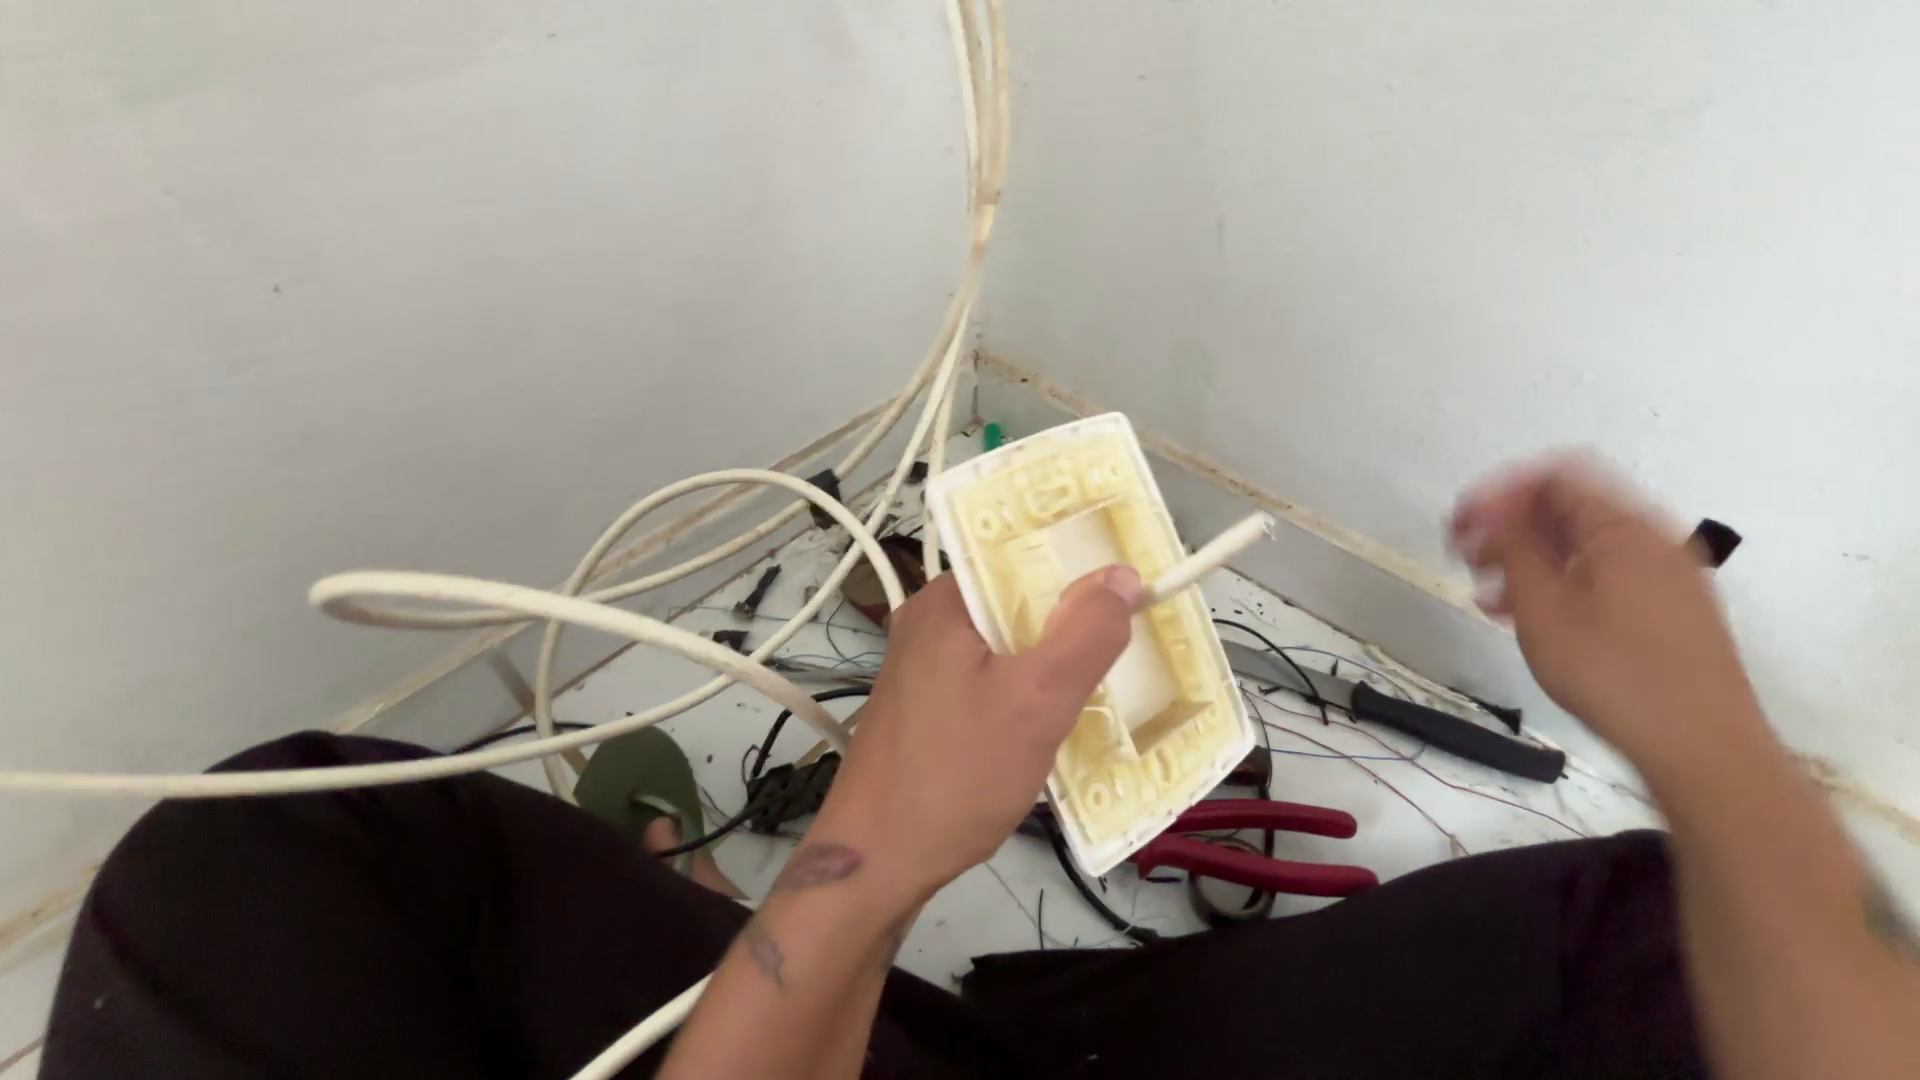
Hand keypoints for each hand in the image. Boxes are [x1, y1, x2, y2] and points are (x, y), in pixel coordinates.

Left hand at [814, 566, 1138, 897]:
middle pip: (1016, 600)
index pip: (1021, 554)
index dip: (1078, 566)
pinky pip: (989, 679)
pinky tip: (1053, 718)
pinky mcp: (926, 706)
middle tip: (1127, 641)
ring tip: (1102, 680)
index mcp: (945, 600)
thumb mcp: (1036, 700)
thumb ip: (1084, 634)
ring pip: (1006, 644)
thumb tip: (1121, 575)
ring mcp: (922, 667)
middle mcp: (928, 622)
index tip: (1128, 590)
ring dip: (1050, 660)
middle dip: (1070, 619)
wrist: (877, 861)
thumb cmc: (956, 774)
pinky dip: (1023, 691)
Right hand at [1449, 455, 1765, 767]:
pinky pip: (1599, 575)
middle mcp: (1651, 542)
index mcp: (1624, 529)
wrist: (1699, 747)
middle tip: (1463, 557)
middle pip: (1567, 509)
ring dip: (1525, 558)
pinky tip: (1524, 616)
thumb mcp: (1542, 605)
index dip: (1500, 491)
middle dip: (1507, 526)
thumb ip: (1512, 546)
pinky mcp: (1664, 611)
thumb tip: (1490, 509)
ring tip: (1486, 594)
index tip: (1460, 523)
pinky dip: (1555, 582)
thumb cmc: (1611, 671)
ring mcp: (1663, 577)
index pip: (1555, 477)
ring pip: (1579, 545)